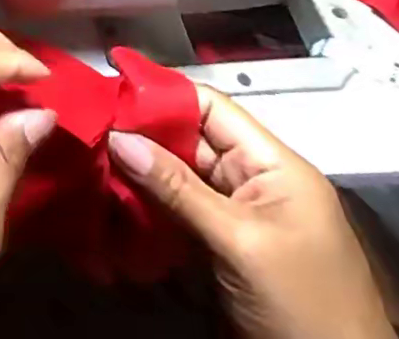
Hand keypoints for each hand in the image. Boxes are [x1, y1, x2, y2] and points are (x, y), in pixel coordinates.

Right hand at [108, 86, 393, 338]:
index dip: (165, 96)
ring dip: (144, 172)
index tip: (115, 94)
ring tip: (96, 160)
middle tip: (95, 130)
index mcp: (272, 162)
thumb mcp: (240, 242)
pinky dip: (153, 207)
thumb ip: (179, 188)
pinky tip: (117, 201)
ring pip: (184, 178)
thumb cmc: (302, 304)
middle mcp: (254, 178)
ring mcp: (239, 215)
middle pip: (194, 141)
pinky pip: (183, 213)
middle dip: (146, 135)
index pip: (213, 108)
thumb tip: (119, 137)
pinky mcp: (225, 248)